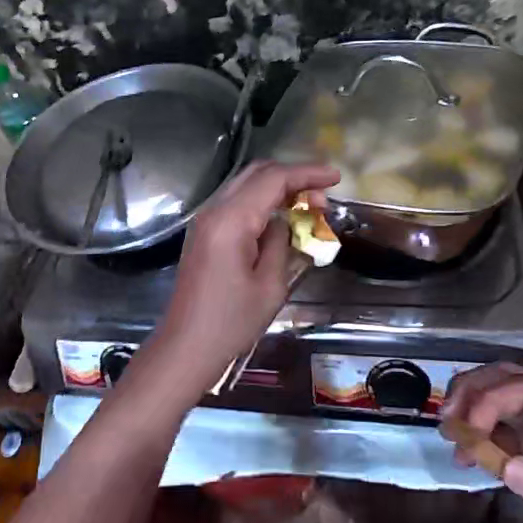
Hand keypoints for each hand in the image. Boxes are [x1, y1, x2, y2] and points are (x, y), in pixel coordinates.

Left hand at [147, 160, 339, 393]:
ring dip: (279, 188)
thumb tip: (285, 222)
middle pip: (257, 174)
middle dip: (294, 177)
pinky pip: (237, 203)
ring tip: (309, 206)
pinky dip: (263, 201)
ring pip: (246, 185)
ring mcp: (205, 222)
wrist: (186, 348)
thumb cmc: (231, 323)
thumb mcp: (271, 285)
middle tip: (323, 196)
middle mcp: (214, 212)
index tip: (336, 178)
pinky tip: (283, 218)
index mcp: (231, 221)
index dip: (308, 174)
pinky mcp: (204, 234)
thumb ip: (281, 243)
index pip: (273, 179)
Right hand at [442, 363, 522, 522]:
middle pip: (522, 386)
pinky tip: (475, 460)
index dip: (495, 400)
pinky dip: (492, 443)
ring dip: (482, 415)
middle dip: (480, 393)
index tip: (466, 430)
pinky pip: (518, 442)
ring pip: (515, 410)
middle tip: (447, 419)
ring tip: (453, 440)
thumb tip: (505, 467)